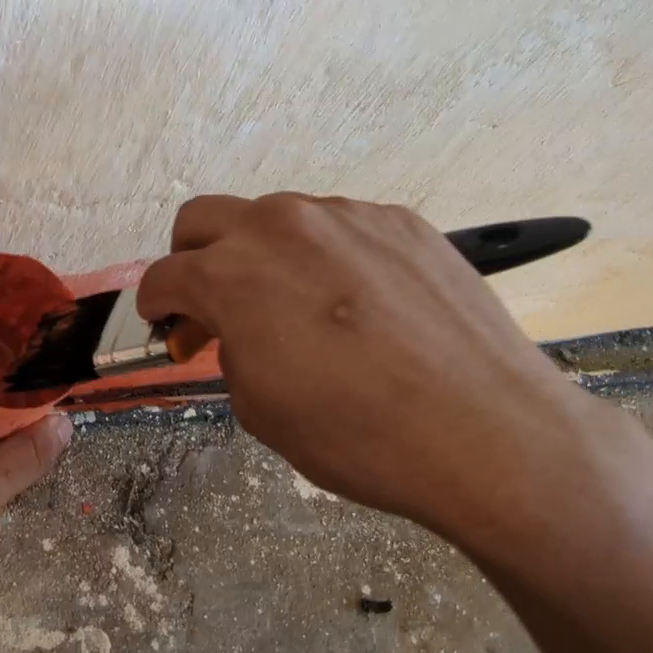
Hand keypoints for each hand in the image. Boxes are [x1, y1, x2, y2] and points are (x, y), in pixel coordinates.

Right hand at [137, 194, 612, 531]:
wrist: (495, 437)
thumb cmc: (359, 436)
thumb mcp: (257, 408)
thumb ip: (225, 350)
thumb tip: (229, 329)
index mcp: (228, 274)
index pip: (163, 275)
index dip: (157, 305)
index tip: (169, 325)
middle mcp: (276, 227)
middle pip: (200, 218)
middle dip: (191, 257)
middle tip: (214, 301)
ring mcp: (342, 215)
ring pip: (273, 216)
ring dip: (262, 252)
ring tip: (300, 304)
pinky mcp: (399, 220)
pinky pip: (340, 225)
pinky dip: (327, 254)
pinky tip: (361, 303)